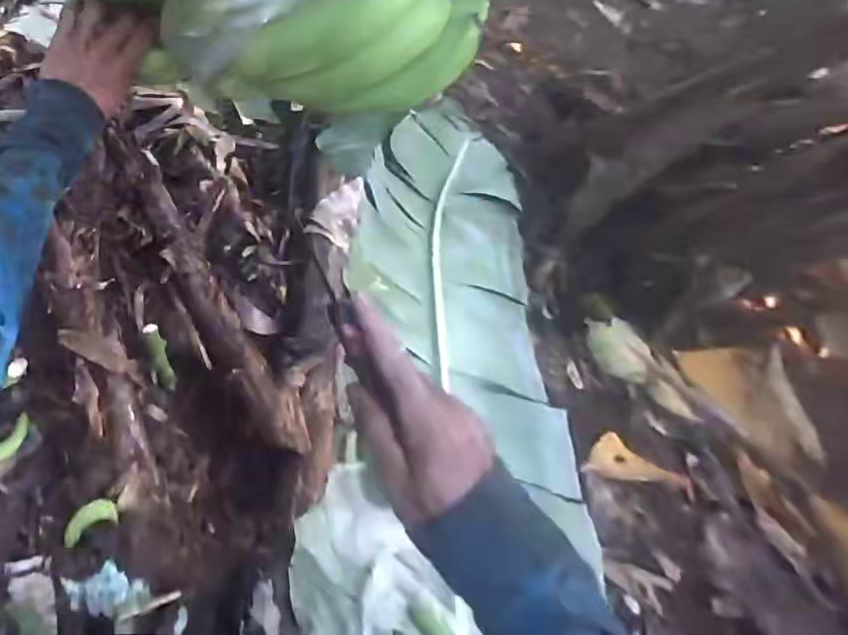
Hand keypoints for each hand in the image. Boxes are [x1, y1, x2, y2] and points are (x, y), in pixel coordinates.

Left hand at [39, 0, 154, 118]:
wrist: (62, 114)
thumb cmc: (95, 109)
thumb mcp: (121, 92)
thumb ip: (128, 71)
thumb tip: (134, 58)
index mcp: (123, 63)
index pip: (144, 34)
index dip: (152, 23)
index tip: (154, 19)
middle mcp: (105, 46)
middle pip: (125, 18)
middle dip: (133, 11)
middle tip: (133, 10)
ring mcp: (82, 39)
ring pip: (96, 8)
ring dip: (102, 6)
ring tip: (102, 7)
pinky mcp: (61, 38)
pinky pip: (69, 13)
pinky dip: (75, 8)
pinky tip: (79, 7)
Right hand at [341, 295, 494, 523]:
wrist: (504, 549)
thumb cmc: (438, 514)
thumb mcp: (394, 477)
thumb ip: (374, 426)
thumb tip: (357, 387)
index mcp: (425, 414)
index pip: (393, 361)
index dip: (373, 329)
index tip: (357, 298)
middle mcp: (446, 403)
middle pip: (403, 369)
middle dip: (373, 349)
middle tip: (343, 331)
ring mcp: (462, 414)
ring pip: (416, 385)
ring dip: (388, 374)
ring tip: (360, 368)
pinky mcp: (469, 427)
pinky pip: (429, 400)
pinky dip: (406, 394)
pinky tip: (391, 404)